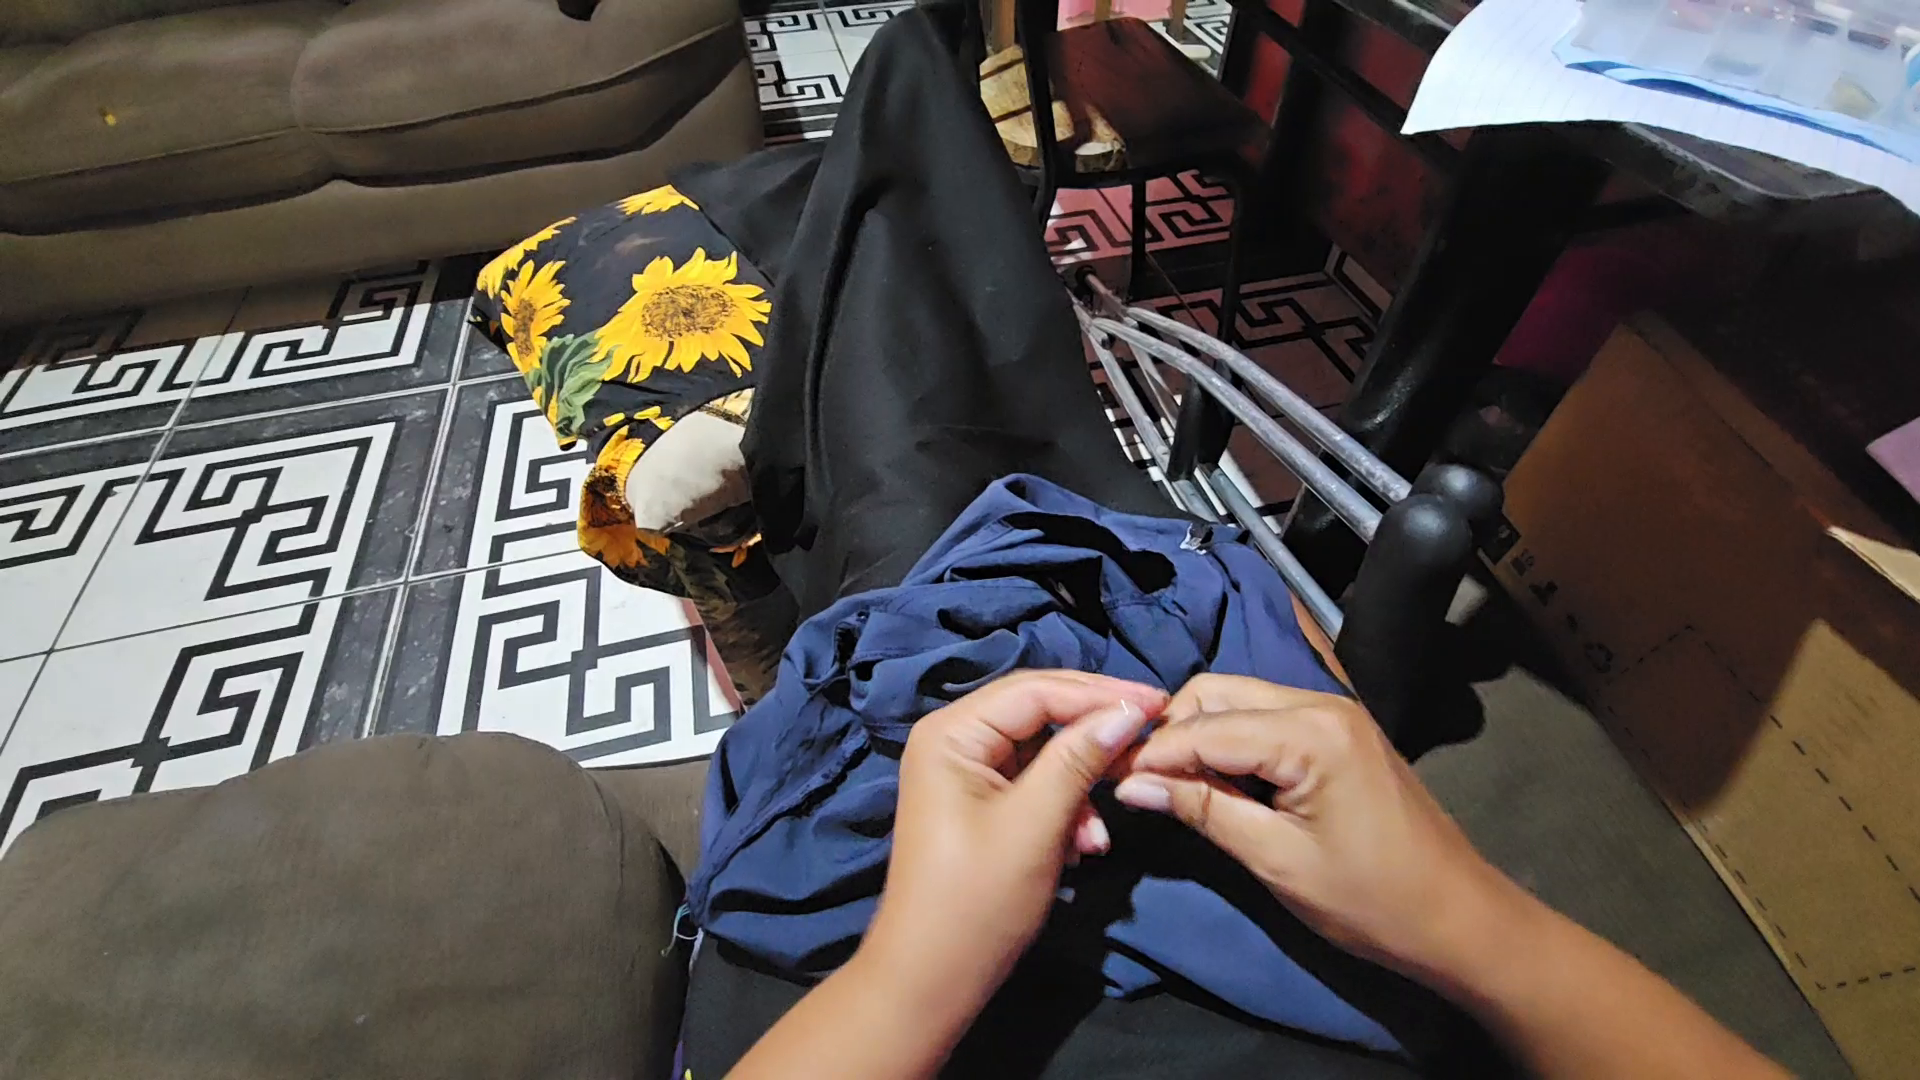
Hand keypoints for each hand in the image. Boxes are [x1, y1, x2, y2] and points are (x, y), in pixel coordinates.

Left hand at [862, 670, 1165, 1015]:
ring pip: (1041, 750)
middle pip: (1037, 712)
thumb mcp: (1035, 824)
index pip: (1034, 690)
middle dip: (1093, 731)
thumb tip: (1128, 712)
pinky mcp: (979, 799)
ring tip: (1102, 834)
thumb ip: (1079, 760)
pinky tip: (1083, 846)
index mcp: (951, 731)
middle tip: (1152, 732)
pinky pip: (1033, 782)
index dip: (1098, 693)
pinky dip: (1064, 806)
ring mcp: (965, 769)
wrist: (930, 982)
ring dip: (1080, 784)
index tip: (1157, 701)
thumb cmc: (977, 900)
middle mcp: (953, 737)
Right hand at [1112, 674, 1511, 978]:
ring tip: (1173, 779)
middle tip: (1140, 778)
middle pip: (1215, 692)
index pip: (1204, 727)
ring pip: (1235, 698)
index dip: (1151, 753)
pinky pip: (1261, 714)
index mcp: (1309, 732)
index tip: (1109, 777)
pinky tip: (1216, 774)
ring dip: (1197, 731)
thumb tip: (1129, 785)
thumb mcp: (1276, 859)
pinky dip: (1228, 737)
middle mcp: (1318, 702)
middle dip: (1171, 731)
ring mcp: (1330, 710)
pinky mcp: (1334, 726)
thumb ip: (1200, 809)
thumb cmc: (1372, 901)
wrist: (1465, 922)